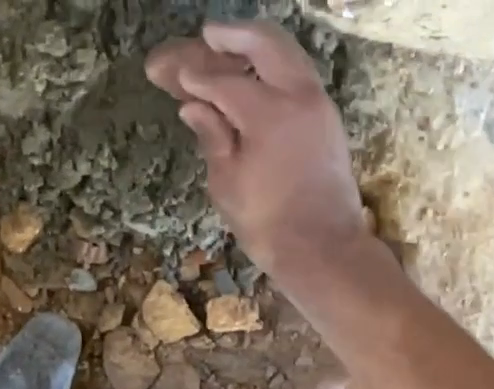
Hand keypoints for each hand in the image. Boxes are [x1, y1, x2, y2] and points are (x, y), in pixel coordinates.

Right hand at [146, 21, 366, 274]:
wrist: (323, 248)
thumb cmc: (267, 225)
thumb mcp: (228, 185)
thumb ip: (213, 137)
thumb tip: (194, 106)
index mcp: (268, 113)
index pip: (222, 81)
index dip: (192, 76)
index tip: (167, 71)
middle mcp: (298, 95)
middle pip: (263, 44)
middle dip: (230, 37)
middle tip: (205, 35)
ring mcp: (318, 103)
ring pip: (286, 54)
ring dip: (255, 45)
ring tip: (227, 45)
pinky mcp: (327, 118)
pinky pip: (297, 74)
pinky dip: (273, 65)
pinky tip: (254, 76)